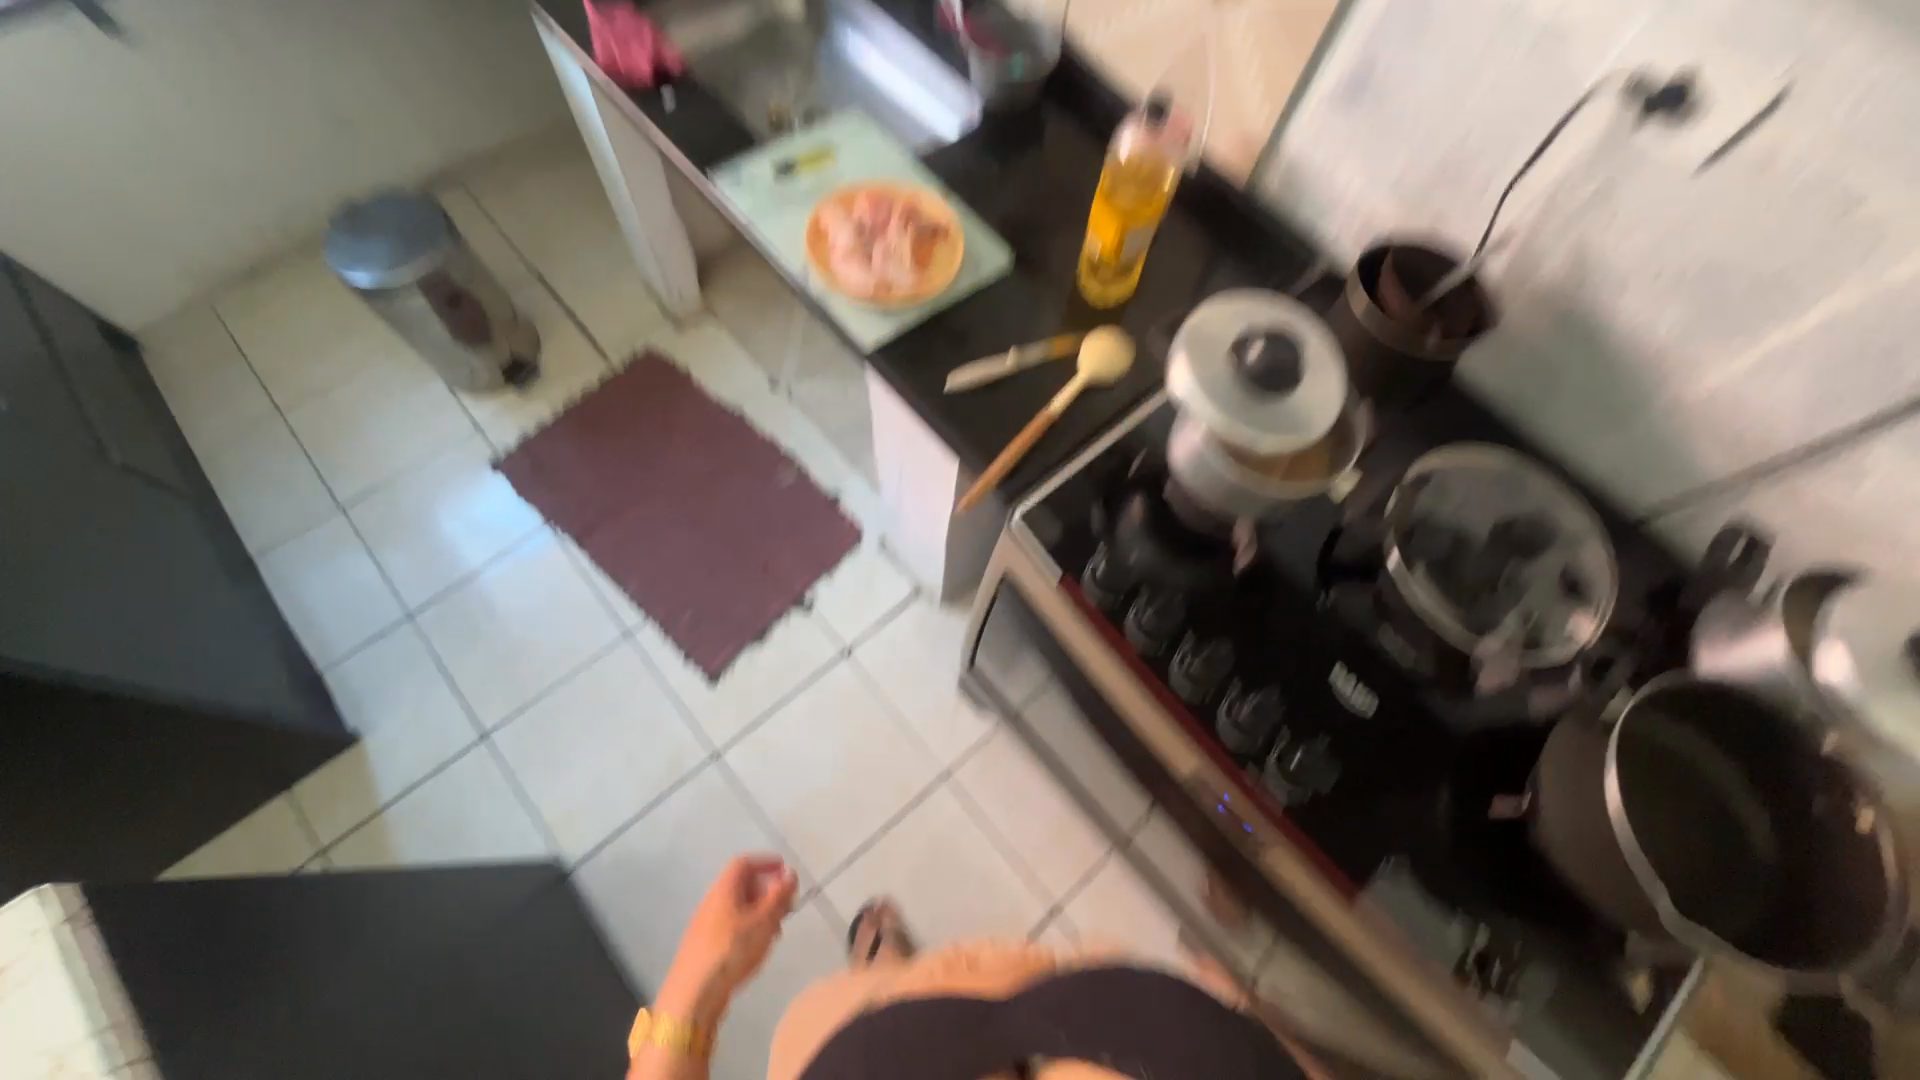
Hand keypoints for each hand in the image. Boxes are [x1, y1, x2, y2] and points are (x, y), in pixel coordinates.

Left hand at [662, 854, 798, 1012]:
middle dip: (767, 890)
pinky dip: (748, 928)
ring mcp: (705, 924)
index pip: (744, 863)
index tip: (786, 872)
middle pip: (741, 884)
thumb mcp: (763, 921)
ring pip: (737, 907)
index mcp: (724, 889)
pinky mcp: (704, 946)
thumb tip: (790, 873)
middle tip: (786, 906)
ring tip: (775, 931)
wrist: (692, 995)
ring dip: (760, 912)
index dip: (766, 862)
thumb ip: (779, 896)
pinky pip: (730, 925)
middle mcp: (712, 901)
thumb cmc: (731, 951)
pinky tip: (757, 948)